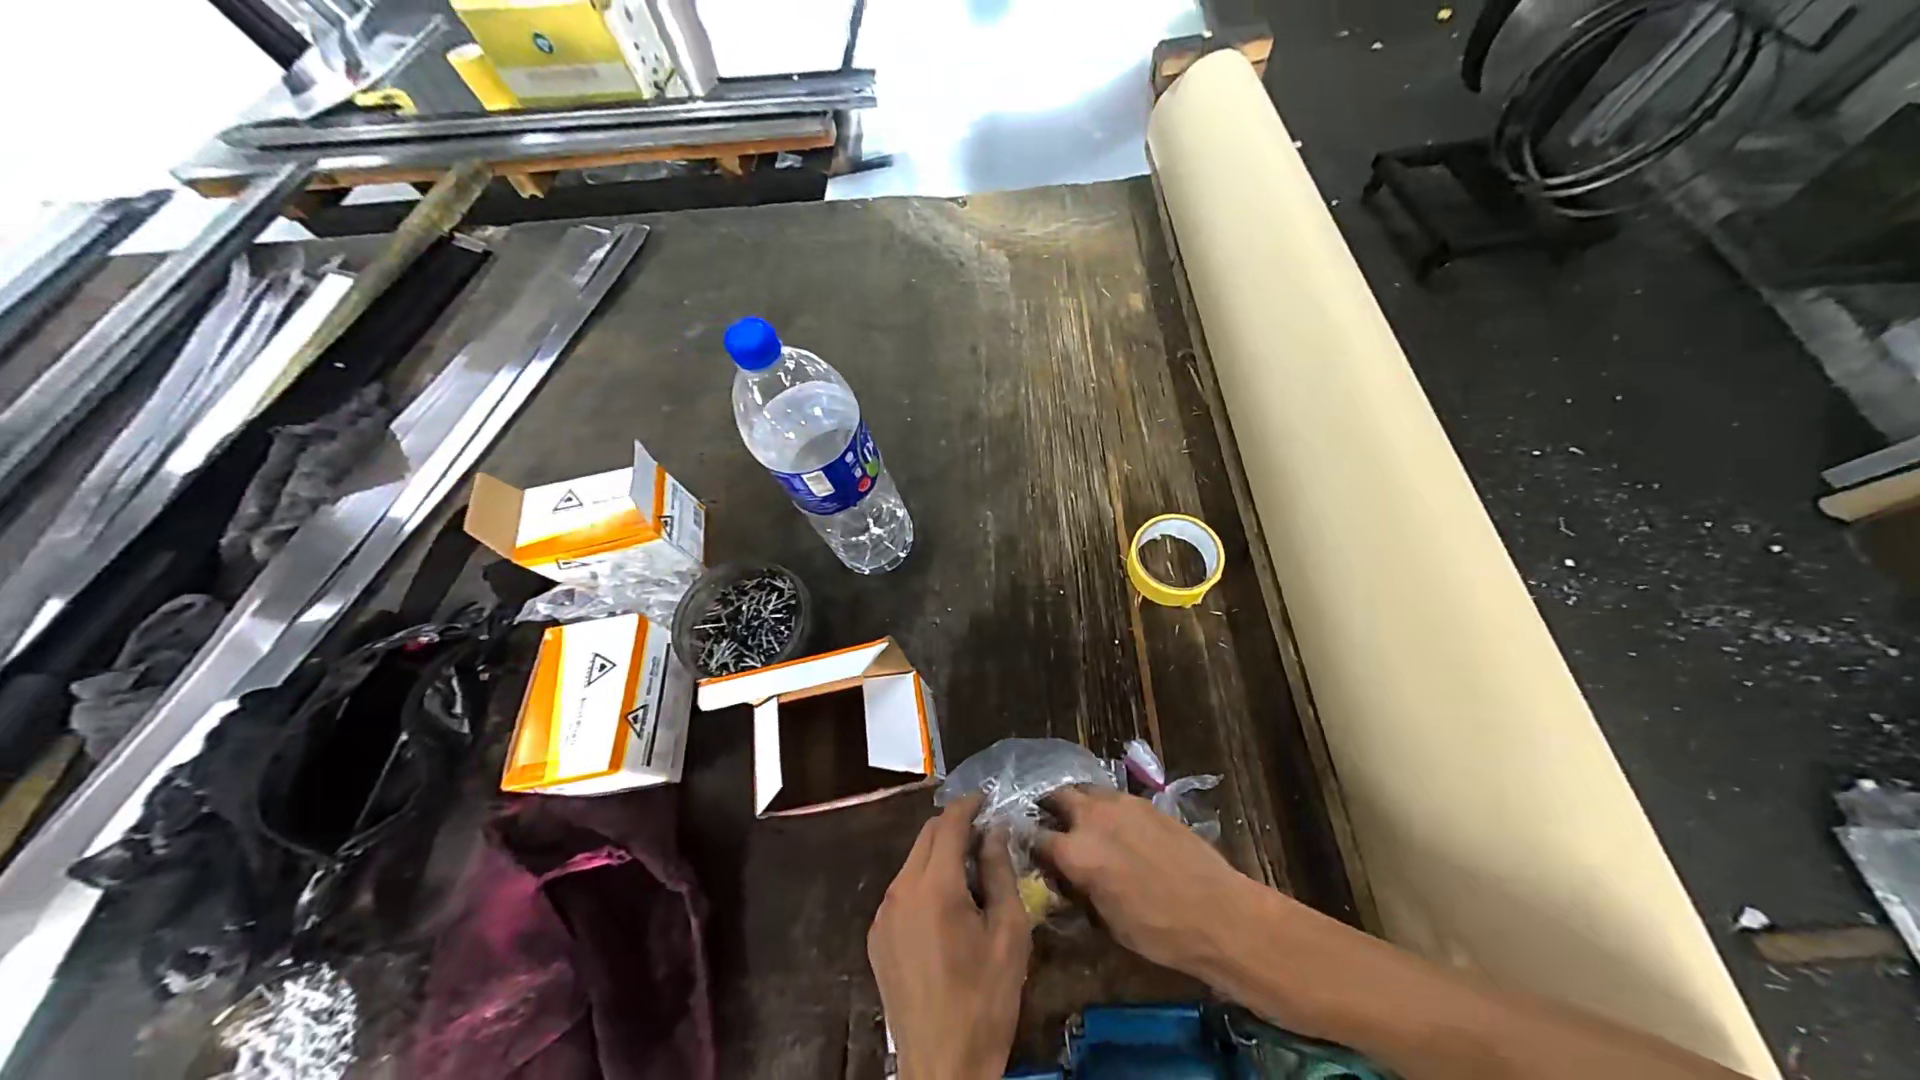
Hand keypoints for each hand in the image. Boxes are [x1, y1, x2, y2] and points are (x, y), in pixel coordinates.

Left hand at [869, 795, 1032, 1079]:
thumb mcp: (1009, 934)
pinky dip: (924, 882)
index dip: (968, 805)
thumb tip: (995, 831)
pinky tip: (946, 907)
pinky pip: (902, 891)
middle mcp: (900, 890)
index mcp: (935, 886)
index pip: (948, 824)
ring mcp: (883, 914)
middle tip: (985, 834)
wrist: (942, 1066)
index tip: (987, 798)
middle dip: (954, 827)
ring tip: (970, 873)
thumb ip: (1001, 873)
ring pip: (913, 862)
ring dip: (939, 855)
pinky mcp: (877, 937)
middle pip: (926, 837)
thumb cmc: (985, 999)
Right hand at [1036, 785, 1262, 977]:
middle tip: (1051, 823)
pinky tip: (1117, 826)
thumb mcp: (1106, 920)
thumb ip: (1079, 887)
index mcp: (1076, 853)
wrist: (1218, 912)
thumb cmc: (1159, 931)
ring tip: (1084, 821)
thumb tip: (1068, 875)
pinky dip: (1107, 807)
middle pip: (1057, 797)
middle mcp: (1092, 818)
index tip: (1028, 847)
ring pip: (1086, 790)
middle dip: (1049, 808)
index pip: (1035, 837)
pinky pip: (1115, 797)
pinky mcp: (1146, 802)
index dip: (1028, 842)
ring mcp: (1121, 804)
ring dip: (1079, 803)